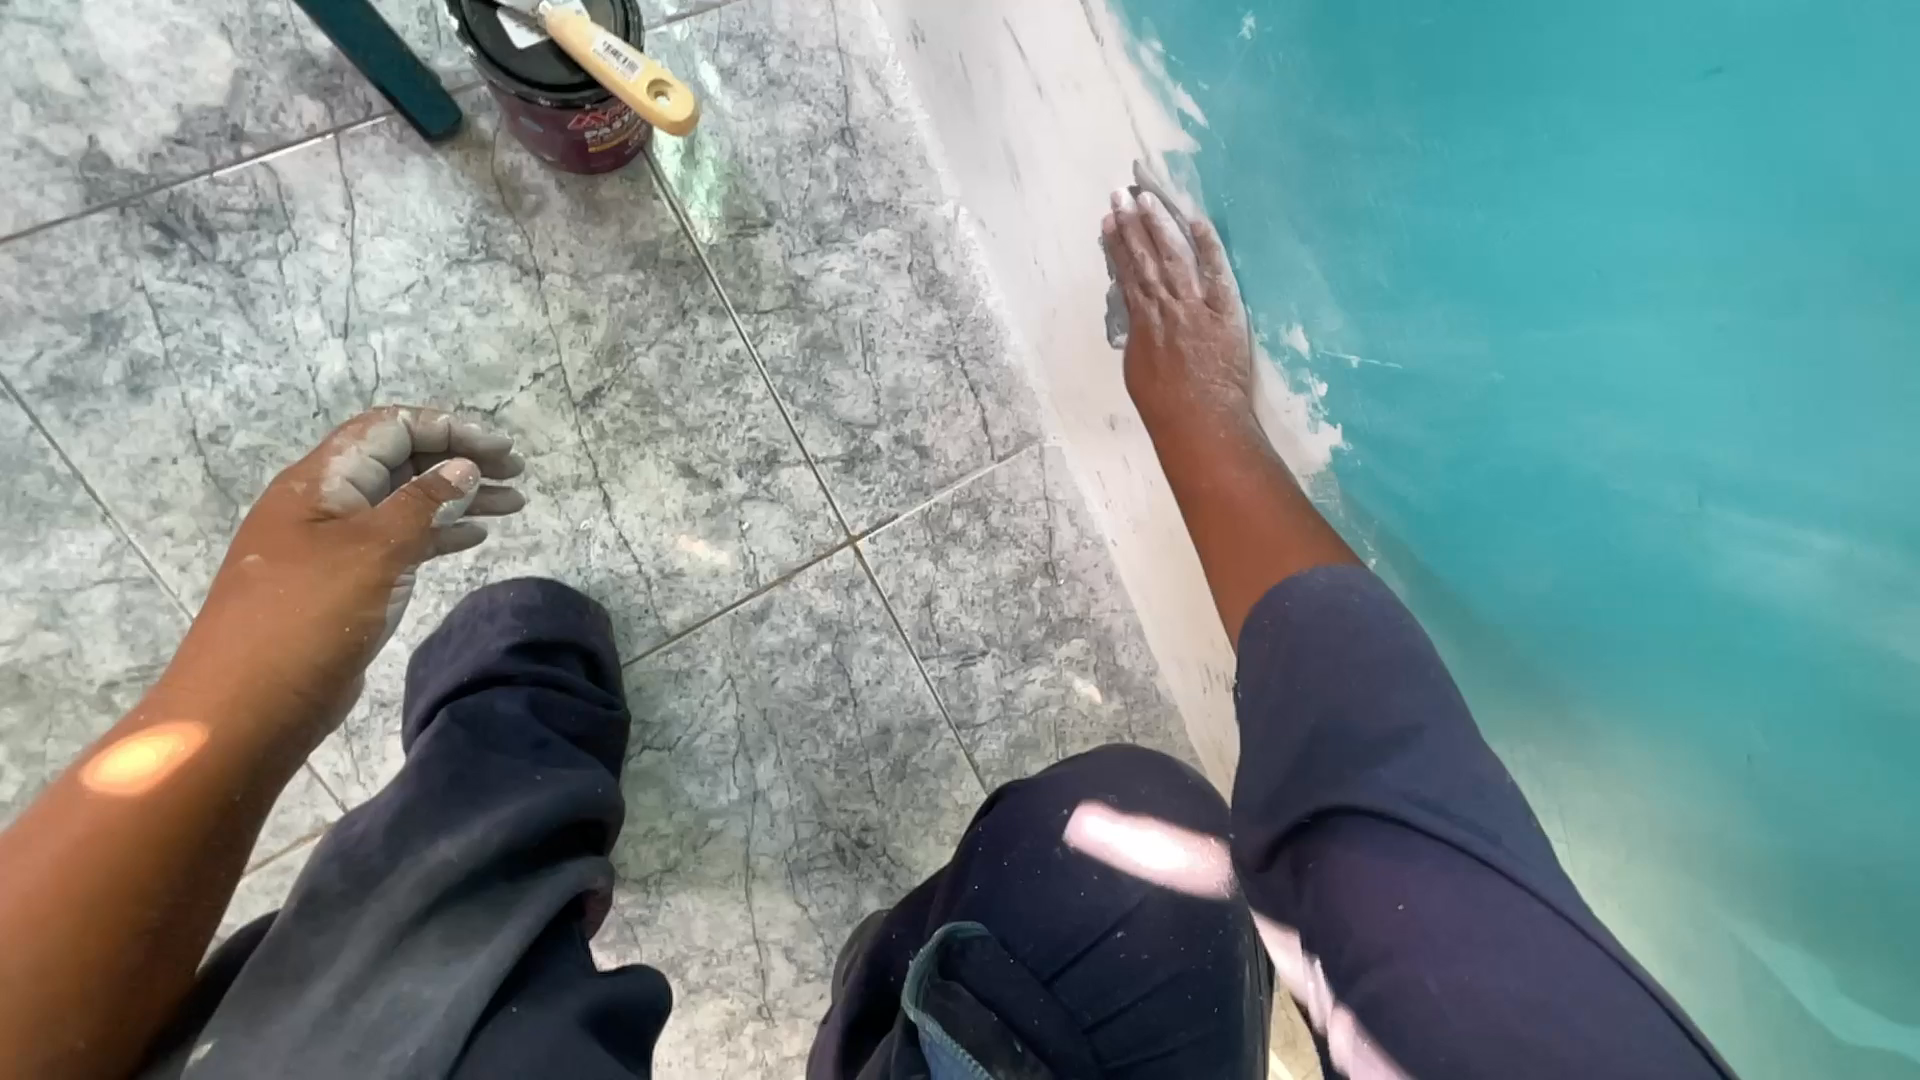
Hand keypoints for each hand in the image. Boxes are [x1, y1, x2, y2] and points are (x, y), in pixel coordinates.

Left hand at [156, 407, 526, 742]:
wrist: (252, 701)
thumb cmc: (309, 615)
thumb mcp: (375, 548)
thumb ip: (424, 502)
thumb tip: (465, 466)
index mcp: (323, 482)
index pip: (389, 429)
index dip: (447, 428)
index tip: (500, 449)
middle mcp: (330, 502)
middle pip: (403, 461)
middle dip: (460, 458)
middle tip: (516, 471)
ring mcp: (340, 541)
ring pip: (410, 500)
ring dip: (462, 496)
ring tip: (515, 503)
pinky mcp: (352, 577)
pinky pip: (406, 538)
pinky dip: (444, 531)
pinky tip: (478, 536)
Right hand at [1104, 189, 1255, 432]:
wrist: (1200, 421)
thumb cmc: (1164, 405)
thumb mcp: (1136, 369)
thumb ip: (1136, 335)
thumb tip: (1135, 315)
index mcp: (1142, 323)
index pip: (1126, 275)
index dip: (1117, 246)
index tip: (1108, 221)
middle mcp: (1166, 307)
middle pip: (1146, 258)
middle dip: (1132, 225)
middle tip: (1119, 195)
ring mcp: (1197, 306)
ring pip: (1175, 257)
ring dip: (1160, 226)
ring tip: (1146, 199)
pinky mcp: (1226, 311)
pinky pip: (1216, 272)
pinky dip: (1207, 245)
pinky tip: (1195, 220)